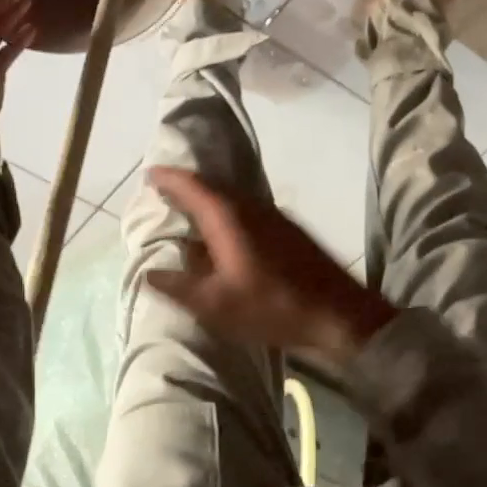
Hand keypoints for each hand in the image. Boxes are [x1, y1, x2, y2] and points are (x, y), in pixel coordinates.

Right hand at [144, 167, 397, 366]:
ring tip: (188, 209)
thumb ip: (179, 287)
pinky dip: (227, 211)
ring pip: (232, 197)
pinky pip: (247, 208)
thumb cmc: (272, 307)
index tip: (149, 174)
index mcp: (229, 217)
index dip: (170, 179)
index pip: (193, 186)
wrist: (338, 313)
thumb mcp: (217, 306)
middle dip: (187, 185)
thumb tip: (148, 272)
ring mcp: (273, 215)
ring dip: (209, 198)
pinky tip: (224, 232)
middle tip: (164, 189)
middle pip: (213, 186)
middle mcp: (250, 206)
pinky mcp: (287, 228)